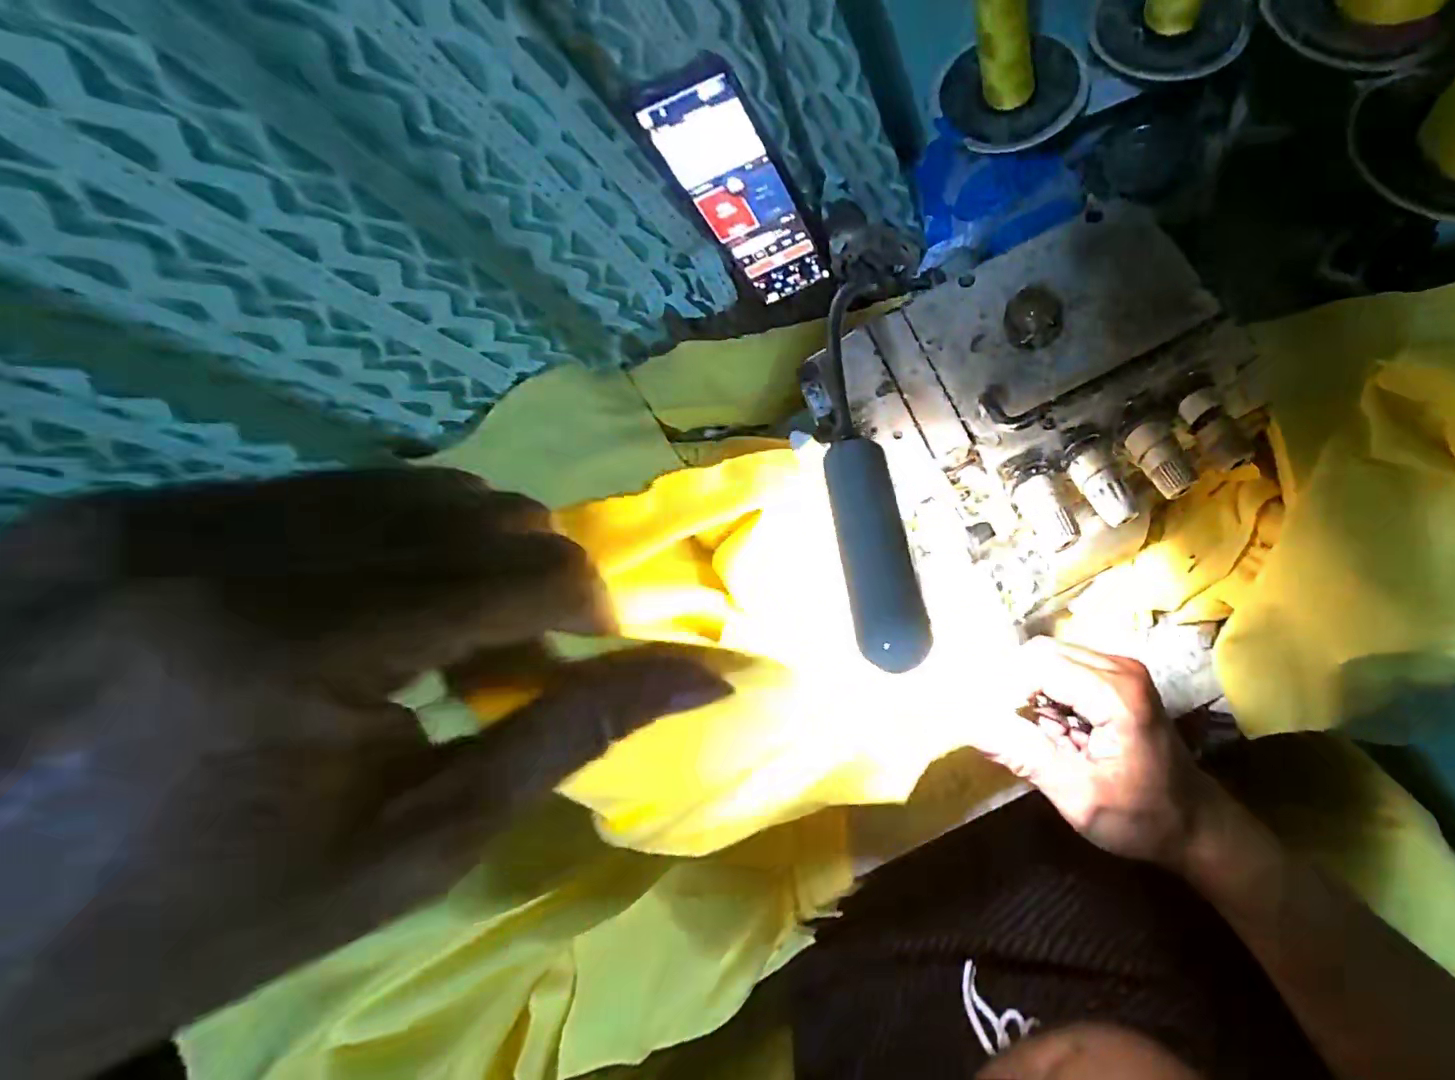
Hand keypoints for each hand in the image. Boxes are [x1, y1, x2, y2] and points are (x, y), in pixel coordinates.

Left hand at [0, 470, 729, 1078]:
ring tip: (440, 633)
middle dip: (534, 577)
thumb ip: (571, 734)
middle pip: (480, 511)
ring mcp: (143, 517)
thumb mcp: (418, 843)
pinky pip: (324, 493)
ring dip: (471, 552)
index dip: (589, 606)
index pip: (523, 571)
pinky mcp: (104, 512)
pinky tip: (353, 612)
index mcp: (282, 650)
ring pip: (411, 486)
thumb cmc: (202, 920)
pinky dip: (389, 541)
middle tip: (513, 656)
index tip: (589, 653)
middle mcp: (210, 550)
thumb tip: (708, 676)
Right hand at [969, 639, 1209, 867]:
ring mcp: (1122, 668)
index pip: (1039, 664)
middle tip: (1010, 733)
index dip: (1005, 690)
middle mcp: (1120, 667)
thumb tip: (973, 727)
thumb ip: (1026, 756)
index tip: (991, 727)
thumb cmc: (1141, 817)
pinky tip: (1057, 730)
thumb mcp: (1079, 796)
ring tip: (1039, 736)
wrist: (1195, 822)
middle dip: (1016, 687)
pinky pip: (1067, 668)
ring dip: (1032, 691)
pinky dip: (1049, 693)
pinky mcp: (1119, 677)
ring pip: (1052, 657)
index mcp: (1116, 693)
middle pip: (1043, 652)